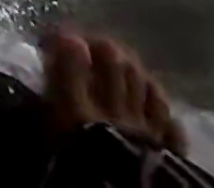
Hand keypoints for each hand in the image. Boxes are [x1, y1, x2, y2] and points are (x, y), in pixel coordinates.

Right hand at [42, 27, 184, 152]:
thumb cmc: (76, 176)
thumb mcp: (50, 144)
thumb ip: (47, 113)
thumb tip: (43, 88)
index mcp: (78, 110)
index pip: (72, 56)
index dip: (63, 40)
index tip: (53, 40)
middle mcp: (113, 109)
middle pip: (112, 58)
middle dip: (99, 45)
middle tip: (88, 46)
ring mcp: (145, 128)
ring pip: (142, 80)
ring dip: (131, 68)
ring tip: (121, 67)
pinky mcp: (168, 150)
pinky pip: (170, 120)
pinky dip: (162, 109)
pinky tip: (155, 109)